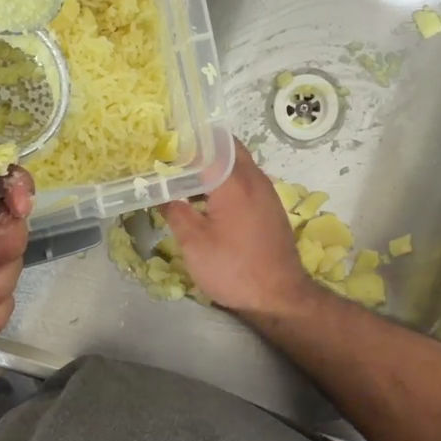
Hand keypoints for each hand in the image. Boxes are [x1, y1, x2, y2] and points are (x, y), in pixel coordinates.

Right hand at [159, 138, 318, 315]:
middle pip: (226, 148)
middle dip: (200, 150)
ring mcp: (266, 192)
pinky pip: (245, 181)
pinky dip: (226, 182)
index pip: (206, 145)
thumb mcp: (194, 243)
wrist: (279, 296)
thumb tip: (161, 194)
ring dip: (213, 166)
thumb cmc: (233, 268)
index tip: (161, 150)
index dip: (182, 145)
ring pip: (237, 164)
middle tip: (173, 162)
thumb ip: (175, 211)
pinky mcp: (270, 207)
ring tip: (185, 181)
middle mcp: (254, 178)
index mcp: (233, 181)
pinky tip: (208, 201)